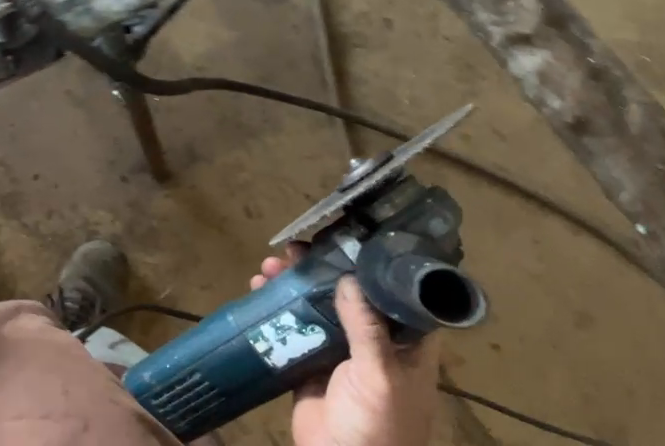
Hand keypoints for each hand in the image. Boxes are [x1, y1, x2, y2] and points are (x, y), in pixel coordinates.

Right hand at [251, 251, 439, 445]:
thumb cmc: (378, 428)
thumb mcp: (379, 378)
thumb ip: (367, 331)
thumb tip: (349, 278)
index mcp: (406, 346)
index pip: (396, 295)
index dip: (373, 265)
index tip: (344, 238)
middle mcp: (375, 343)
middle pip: (348, 293)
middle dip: (322, 268)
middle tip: (296, 248)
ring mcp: (339, 351)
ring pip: (317, 304)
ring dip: (293, 282)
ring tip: (271, 264)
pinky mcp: (308, 360)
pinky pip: (292, 324)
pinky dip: (275, 303)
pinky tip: (259, 287)